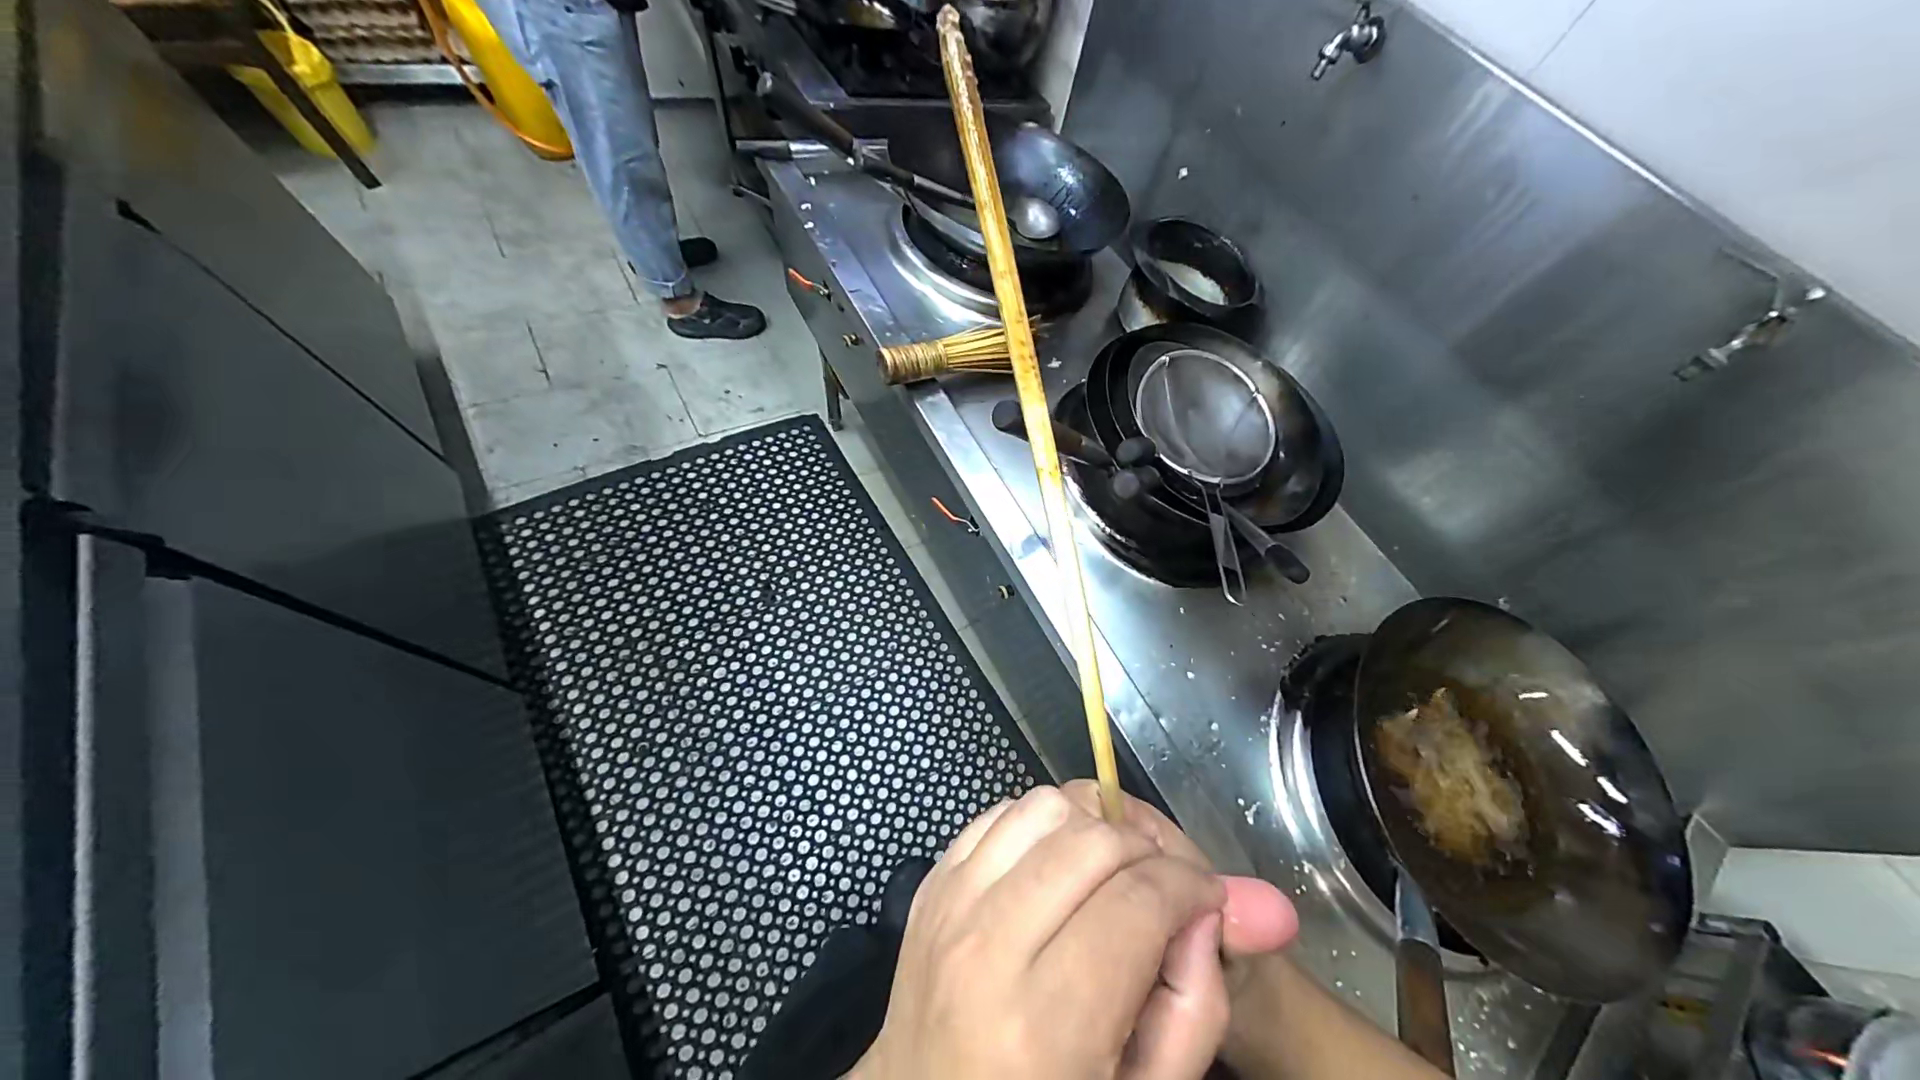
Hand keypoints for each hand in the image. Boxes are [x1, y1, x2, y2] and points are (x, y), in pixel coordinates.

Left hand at [851, 784, 1297, 1079]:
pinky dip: (1040, 823)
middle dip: (1147, 849)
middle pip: (1091, 840)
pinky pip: (998, 813)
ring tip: (1110, 870)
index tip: (1209, 897)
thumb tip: (1220, 904)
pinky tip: (1056, 862)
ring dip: (1091, 825)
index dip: (1192, 884)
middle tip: (1162, 884)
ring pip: (1042, 807)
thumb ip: (1196, 1003)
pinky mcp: (930, 881)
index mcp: (1046, 1023)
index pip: (1139, 901)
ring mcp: (949, 905)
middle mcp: (987, 947)